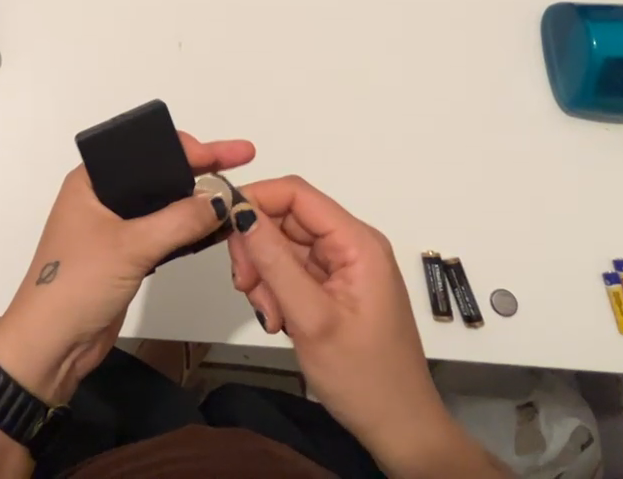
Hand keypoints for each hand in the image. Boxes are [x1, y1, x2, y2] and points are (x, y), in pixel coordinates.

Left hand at [0, 133, 254, 404]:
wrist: (51, 345)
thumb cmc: (78, 283)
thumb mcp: (131, 247)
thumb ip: (179, 220)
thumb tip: (222, 199)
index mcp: (91, 180)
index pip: (144, 150)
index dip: (185, 147)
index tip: (223, 152)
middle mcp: (102, 197)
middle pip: (157, 174)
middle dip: (197, 169)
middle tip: (238, 163)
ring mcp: (114, 227)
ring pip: (162, 204)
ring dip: (195, 201)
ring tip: (234, 194)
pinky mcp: (125, 255)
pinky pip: (163, 232)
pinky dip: (188, 229)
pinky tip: (216, 228)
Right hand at [226, 177, 502, 478]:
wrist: (399, 430)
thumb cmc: (363, 377)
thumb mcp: (312, 318)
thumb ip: (274, 261)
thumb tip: (239, 210)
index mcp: (356, 242)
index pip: (295, 193)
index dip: (256, 199)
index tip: (223, 227)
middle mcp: (349, 244)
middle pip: (284, 218)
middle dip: (257, 248)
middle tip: (246, 287)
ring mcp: (340, 265)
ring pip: (281, 243)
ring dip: (263, 274)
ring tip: (271, 315)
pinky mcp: (331, 285)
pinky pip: (289, 268)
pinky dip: (273, 288)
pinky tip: (278, 318)